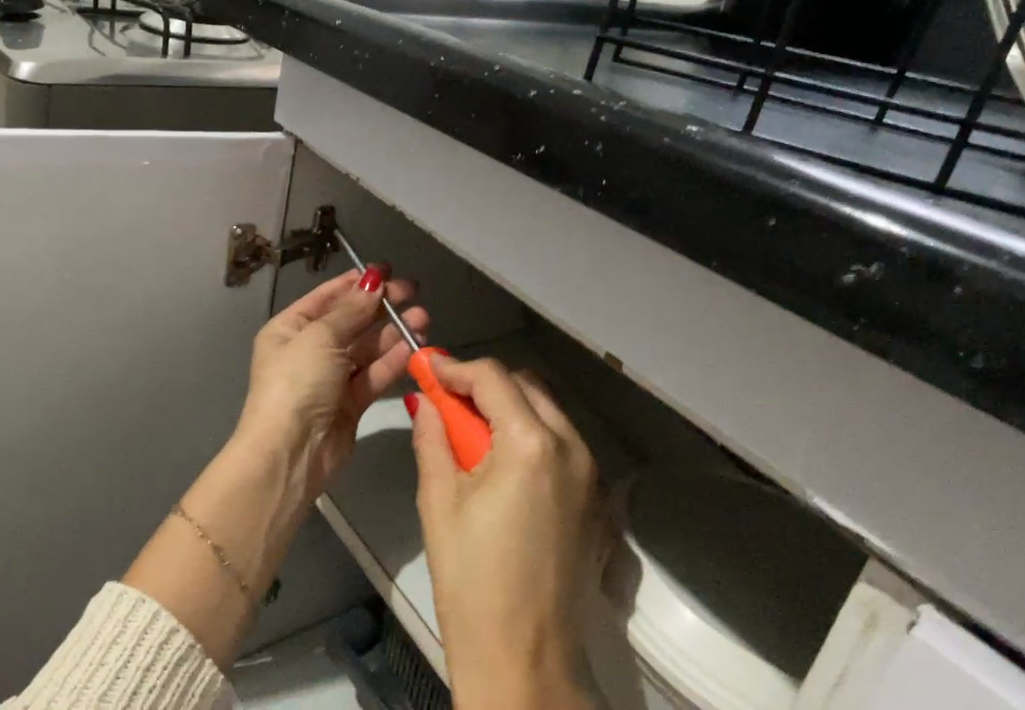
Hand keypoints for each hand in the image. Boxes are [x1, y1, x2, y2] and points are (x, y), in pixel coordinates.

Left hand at [236, 267, 427, 497]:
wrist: (291, 451)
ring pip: (367, 348)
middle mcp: (308, 350)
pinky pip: (374, 375)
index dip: (356, 283)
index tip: (388, 271)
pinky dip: (393, 361)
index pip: (326, 297)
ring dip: (393, 332)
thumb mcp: (319, 338)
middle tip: (414, 291)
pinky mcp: (350, 403)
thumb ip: (351, 310)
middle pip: (350, 321)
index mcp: (289, 328)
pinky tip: (416, 347)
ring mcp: (330, 378)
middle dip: (381, 306)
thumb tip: (374, 281)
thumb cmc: (296, 383)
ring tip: (424, 317)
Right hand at [410, 355, 598, 709]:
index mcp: (531, 444)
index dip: (456, 367)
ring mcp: (591, 476)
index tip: (429, 368)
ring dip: (510, 409)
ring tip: (472, 434)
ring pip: (549, 413)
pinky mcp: (596, 502)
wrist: (524, 656)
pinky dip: (532, 437)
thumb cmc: (470, 578)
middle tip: (447, 401)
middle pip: (527, 386)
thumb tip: (428, 403)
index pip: (493, 377)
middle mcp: (572, 448)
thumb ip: (434, 438)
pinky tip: (503, 466)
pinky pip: (564, 445)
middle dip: (485, 385)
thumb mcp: (439, 501)